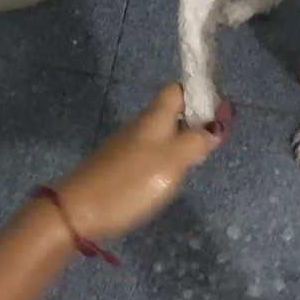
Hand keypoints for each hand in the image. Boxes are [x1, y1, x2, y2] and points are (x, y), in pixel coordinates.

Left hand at [55, 85, 227, 240]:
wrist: (78, 211)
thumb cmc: (130, 182)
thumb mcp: (172, 161)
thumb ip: (197, 141)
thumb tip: (218, 121)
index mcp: (155, 117)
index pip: (178, 89)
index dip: (200, 94)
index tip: (221, 113)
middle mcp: (142, 125)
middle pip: (174, 111)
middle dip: (197, 120)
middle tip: (215, 142)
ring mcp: (130, 146)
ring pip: (165, 132)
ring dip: (185, 140)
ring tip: (200, 160)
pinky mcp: (123, 165)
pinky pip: (154, 151)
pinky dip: (170, 157)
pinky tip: (173, 177)